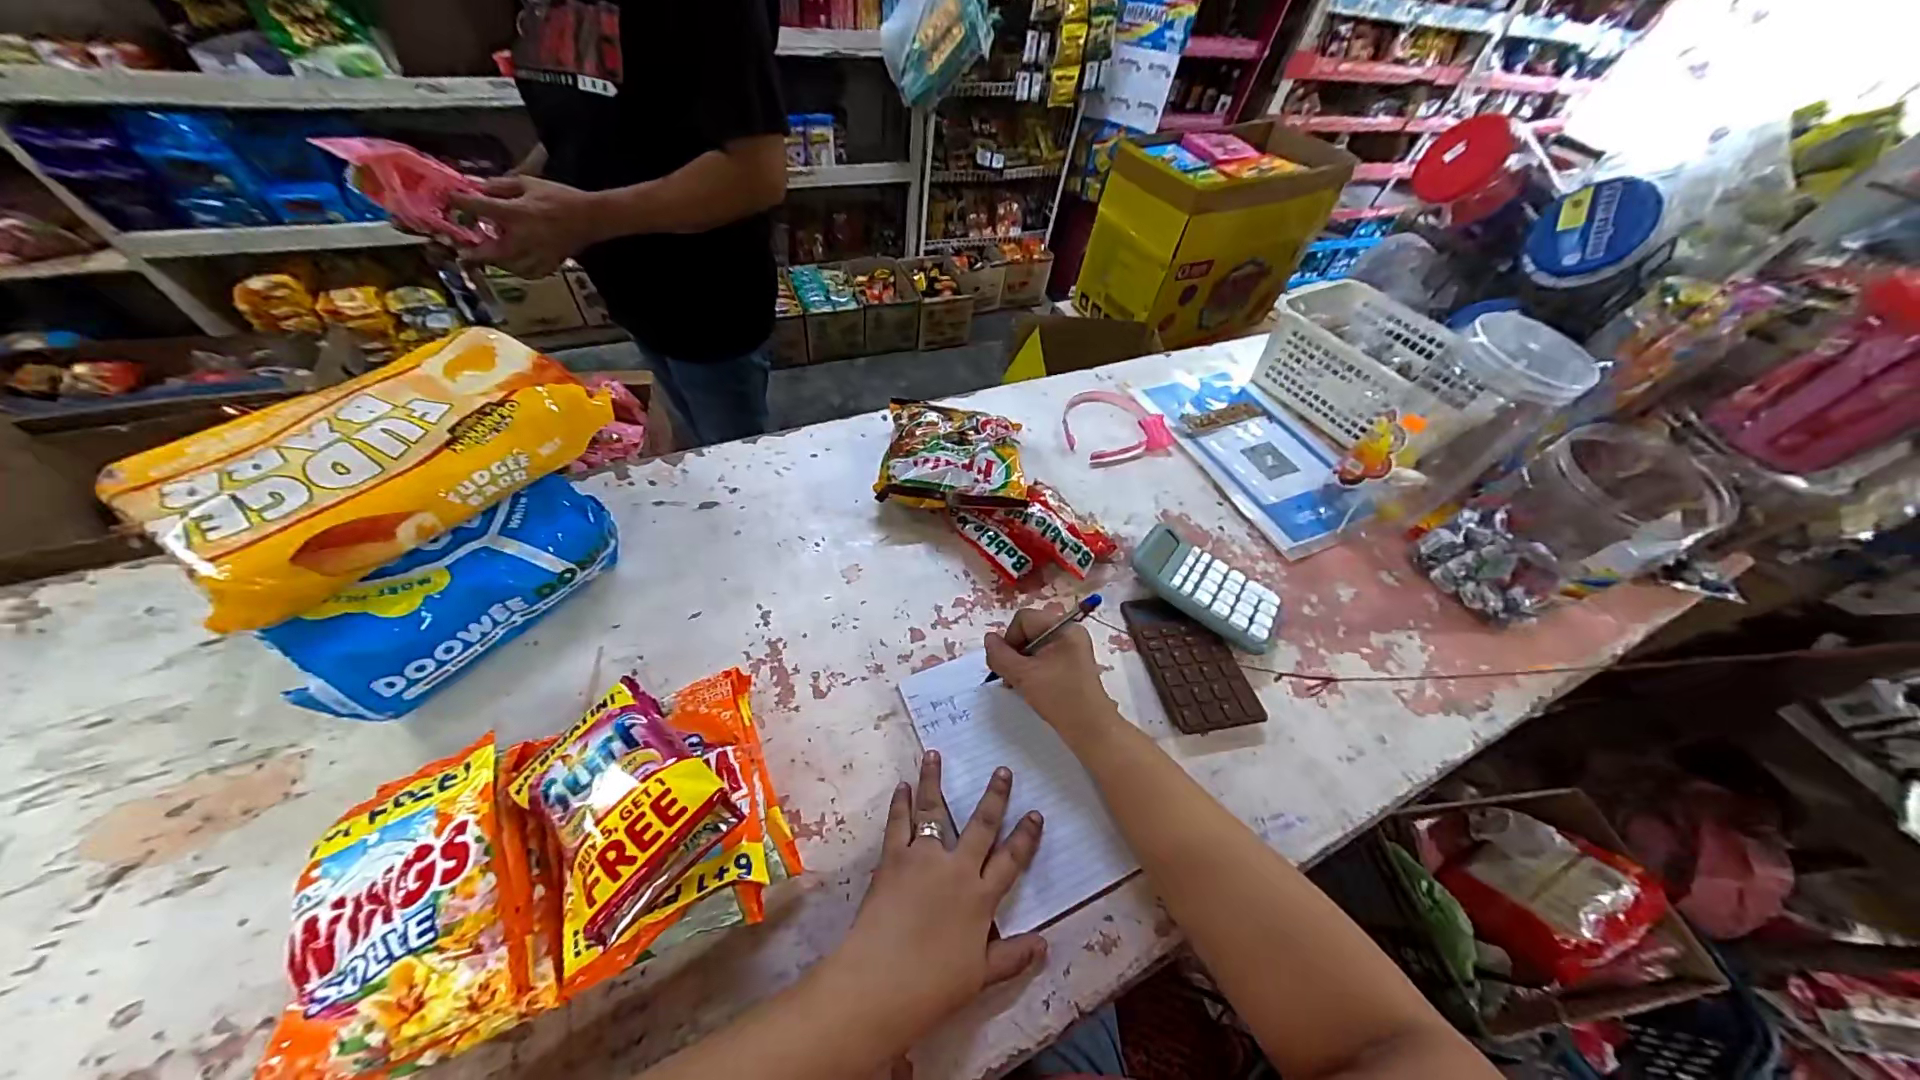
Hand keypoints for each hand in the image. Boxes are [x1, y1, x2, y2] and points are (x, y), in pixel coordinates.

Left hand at [449, 175, 604, 278]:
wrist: (591, 217)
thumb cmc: (560, 197)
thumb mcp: (528, 183)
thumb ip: (500, 186)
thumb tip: (477, 187)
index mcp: (514, 213)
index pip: (476, 207)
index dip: (458, 203)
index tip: (449, 200)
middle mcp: (521, 238)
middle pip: (489, 251)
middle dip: (473, 253)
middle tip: (462, 253)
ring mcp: (536, 254)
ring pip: (508, 266)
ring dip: (496, 262)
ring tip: (490, 257)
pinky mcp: (549, 263)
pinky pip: (530, 272)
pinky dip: (520, 270)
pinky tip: (516, 266)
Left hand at [824, 751, 1045, 1042]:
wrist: (881, 982)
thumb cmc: (934, 985)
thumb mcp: (980, 976)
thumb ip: (1011, 956)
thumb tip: (1045, 944)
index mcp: (981, 897)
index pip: (1011, 860)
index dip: (1025, 836)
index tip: (1035, 812)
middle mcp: (957, 869)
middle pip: (980, 825)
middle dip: (994, 796)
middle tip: (1002, 770)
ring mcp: (923, 859)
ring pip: (933, 811)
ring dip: (934, 781)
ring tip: (934, 754)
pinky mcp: (893, 859)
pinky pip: (898, 824)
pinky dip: (901, 803)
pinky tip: (903, 786)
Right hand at [984, 606, 1119, 738]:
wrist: (1090, 727)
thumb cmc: (1058, 697)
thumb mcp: (1022, 675)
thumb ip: (1000, 655)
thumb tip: (989, 639)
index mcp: (1063, 627)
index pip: (1023, 619)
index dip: (1010, 638)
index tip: (1008, 664)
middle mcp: (1070, 631)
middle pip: (1029, 630)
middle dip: (1015, 651)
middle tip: (1011, 676)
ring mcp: (1072, 647)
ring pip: (1035, 645)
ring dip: (1022, 662)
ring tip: (1020, 683)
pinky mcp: (1072, 663)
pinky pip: (1045, 656)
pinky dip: (1033, 668)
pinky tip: (1031, 686)